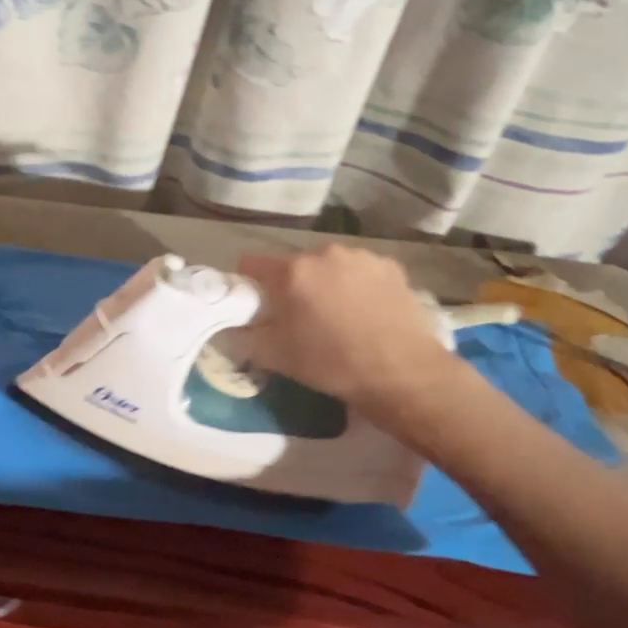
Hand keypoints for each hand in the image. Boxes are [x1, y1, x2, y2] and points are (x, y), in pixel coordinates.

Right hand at [236, 246, 457, 410]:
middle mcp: (324, 253)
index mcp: (291, 271)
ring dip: (326, 283)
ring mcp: (362, 257)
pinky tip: (367, 312)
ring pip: (330, 266)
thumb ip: (242, 339)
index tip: (255, 305)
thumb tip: (224, 332)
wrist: (403, 373)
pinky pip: (361, 271)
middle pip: (294, 265)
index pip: (250, 263)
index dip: (247, 283)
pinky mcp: (392, 268)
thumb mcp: (275, 357)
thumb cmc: (331, 363)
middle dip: (292, 285)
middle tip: (300, 318)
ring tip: (339, 316)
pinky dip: (357, 286)